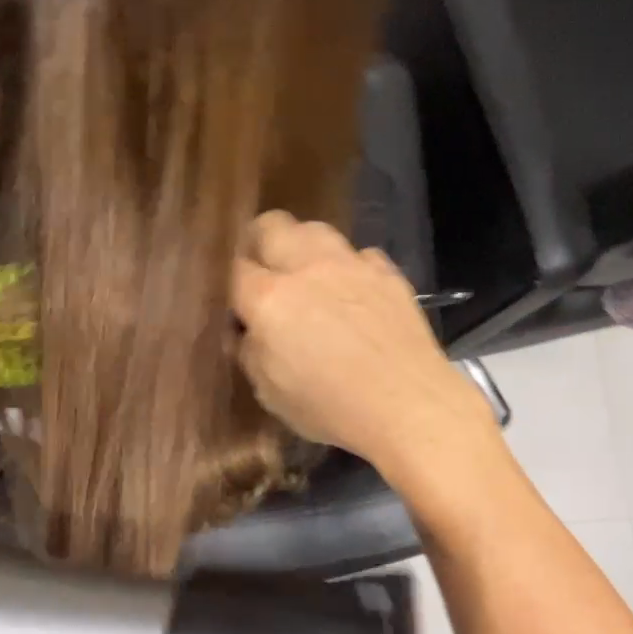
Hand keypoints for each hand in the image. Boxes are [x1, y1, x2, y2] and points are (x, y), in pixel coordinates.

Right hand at [231, 211, 496, 468]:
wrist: (407, 404)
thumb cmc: (329, 407)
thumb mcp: (270, 392)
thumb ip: (250, 353)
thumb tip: (244, 332)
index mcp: (269, 299)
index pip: (232, 269)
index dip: (224, 281)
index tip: (228, 300)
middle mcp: (308, 268)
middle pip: (271, 226)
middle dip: (258, 244)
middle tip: (259, 275)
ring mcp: (352, 265)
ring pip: (315, 230)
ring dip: (301, 248)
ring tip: (304, 278)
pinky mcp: (387, 273)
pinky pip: (358, 255)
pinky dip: (346, 268)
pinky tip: (349, 294)